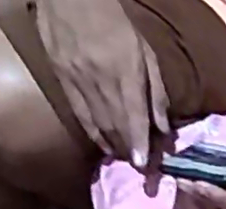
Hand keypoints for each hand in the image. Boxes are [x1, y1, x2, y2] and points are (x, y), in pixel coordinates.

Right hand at [36, 0, 167, 166]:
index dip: (139, 144)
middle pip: (117, 125)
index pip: (134, 117)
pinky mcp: (60, 76)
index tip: (144, 166)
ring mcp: (78, 78)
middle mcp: (100, 79)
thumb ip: (157, 93)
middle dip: (129, 150)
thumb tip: (164, 130)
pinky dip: (92, 132)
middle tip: (139, 169)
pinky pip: (79, 112)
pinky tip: (103, 144)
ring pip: (98, 123)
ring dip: (112, 146)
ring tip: (124, 158)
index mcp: (125, 72)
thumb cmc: (116, 22)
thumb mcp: (146, 54)